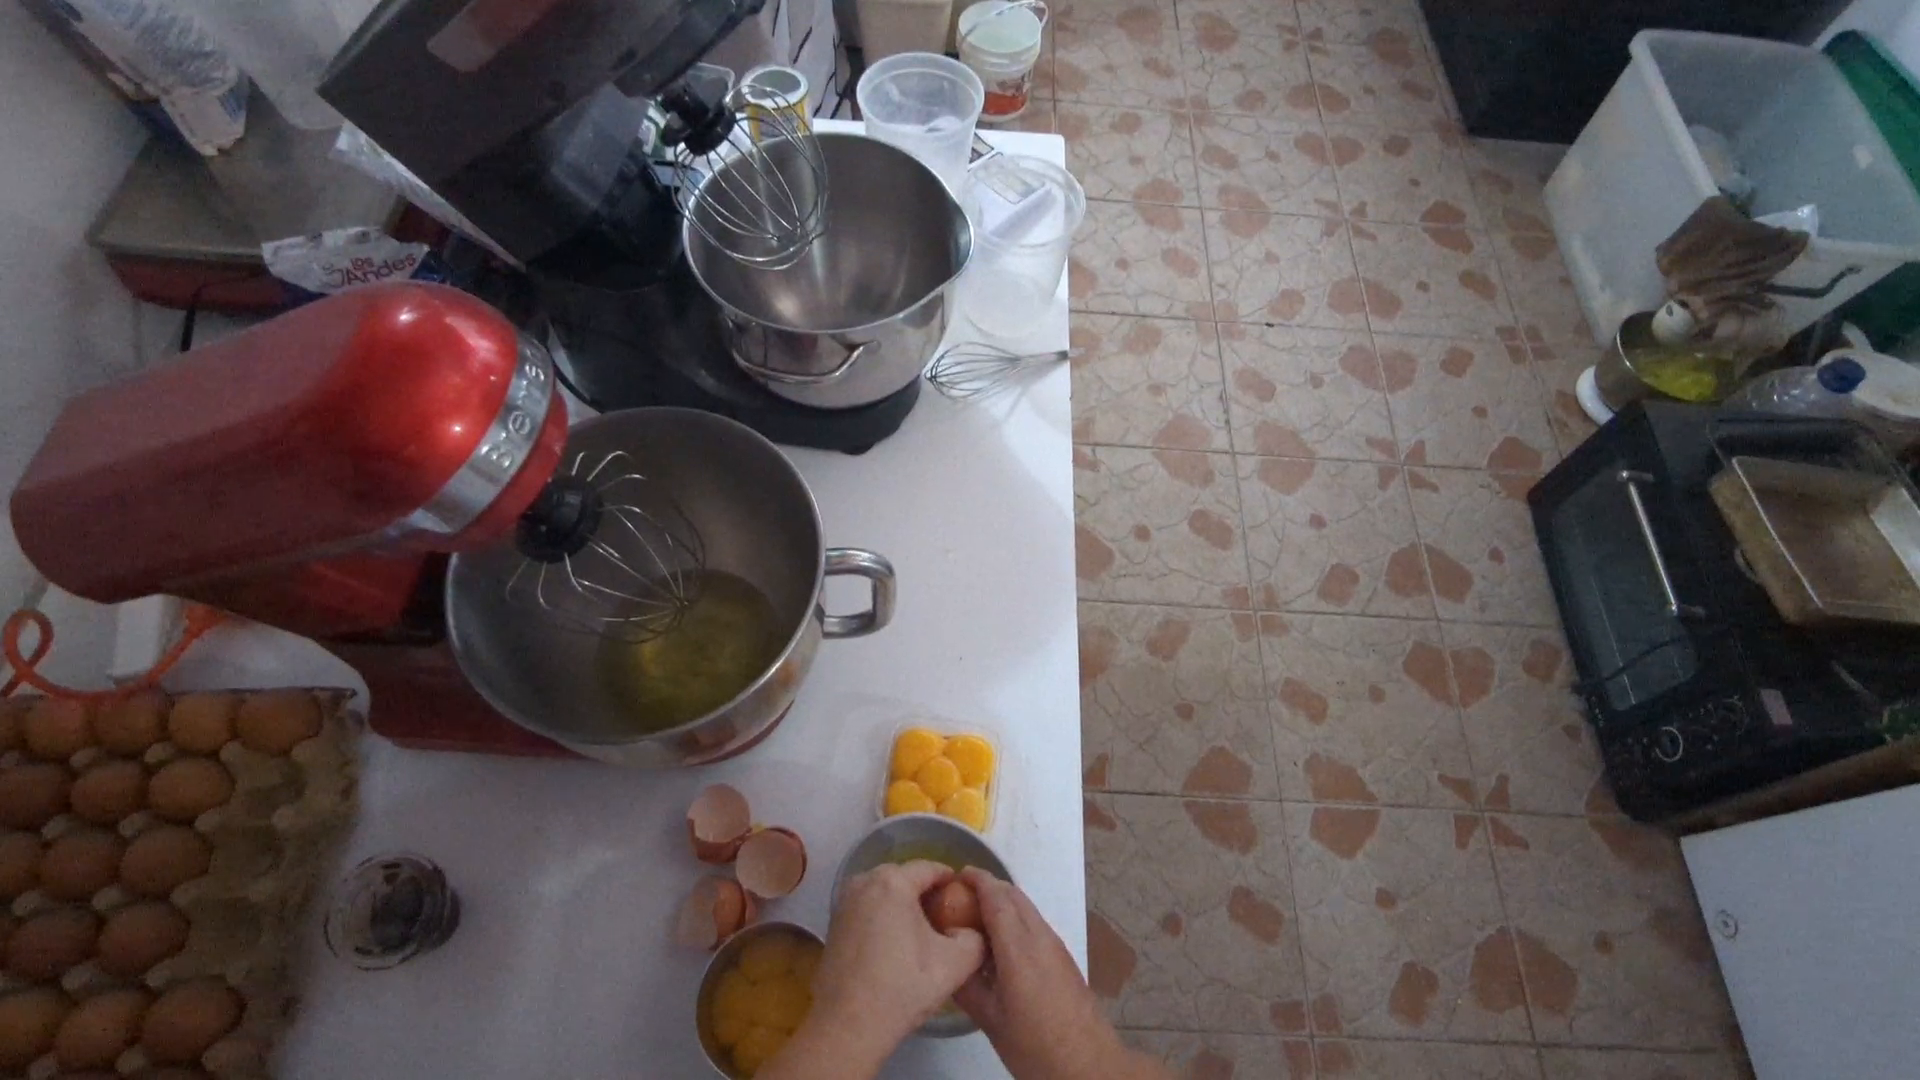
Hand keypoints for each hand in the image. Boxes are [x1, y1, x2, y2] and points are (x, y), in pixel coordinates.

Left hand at [810, 861, 986, 1048]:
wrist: (848, 1026)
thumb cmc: (902, 988)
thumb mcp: (955, 964)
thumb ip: (975, 939)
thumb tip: (970, 931)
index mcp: (893, 882)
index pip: (930, 868)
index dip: (951, 882)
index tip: (964, 901)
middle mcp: (865, 881)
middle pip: (906, 878)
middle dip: (926, 894)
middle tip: (945, 920)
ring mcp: (844, 901)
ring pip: (885, 893)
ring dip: (903, 906)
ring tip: (921, 935)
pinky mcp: (834, 923)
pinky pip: (868, 908)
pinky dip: (883, 918)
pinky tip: (894, 946)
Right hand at [954, 869, 1156, 1079]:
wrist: (1089, 1065)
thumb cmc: (1035, 1046)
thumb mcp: (991, 1021)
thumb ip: (967, 987)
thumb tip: (948, 962)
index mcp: (1019, 949)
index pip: (997, 898)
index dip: (978, 880)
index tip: (958, 874)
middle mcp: (1040, 938)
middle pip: (1014, 895)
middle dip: (989, 886)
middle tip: (962, 894)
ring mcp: (1056, 945)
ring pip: (1027, 908)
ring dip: (1004, 901)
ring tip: (978, 916)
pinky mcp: (1064, 957)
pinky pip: (1036, 923)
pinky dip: (1017, 918)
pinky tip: (1002, 943)